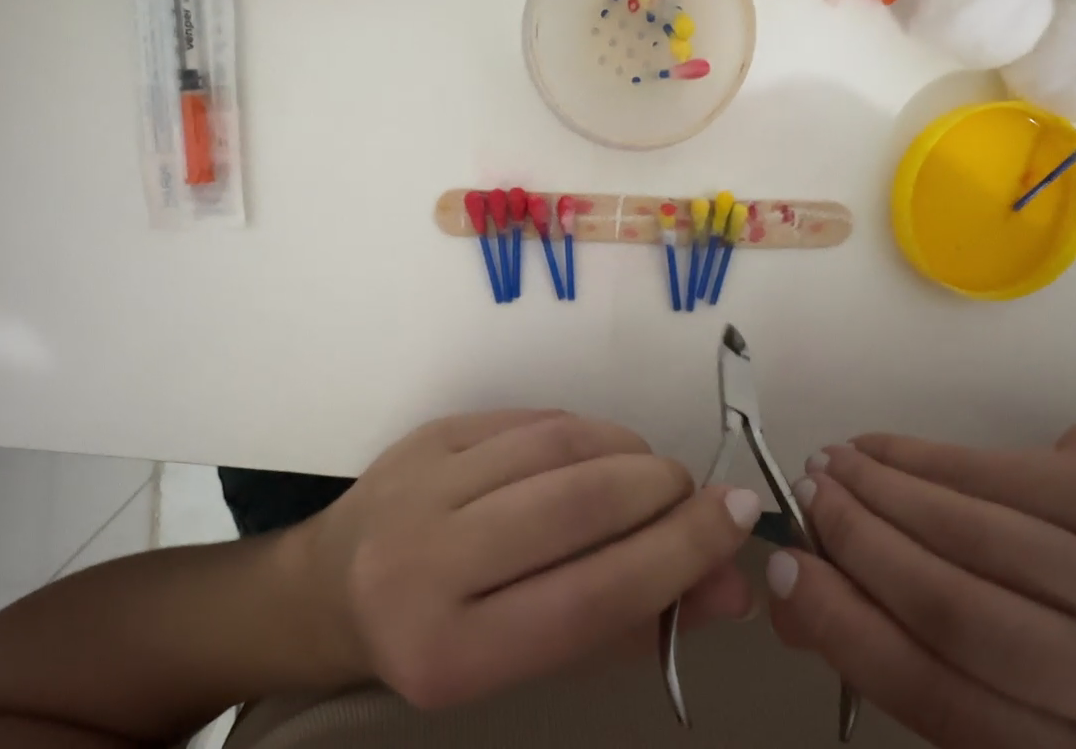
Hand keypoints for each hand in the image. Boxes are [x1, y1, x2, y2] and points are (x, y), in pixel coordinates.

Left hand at [284, 410, 760, 708]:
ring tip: (650, 473)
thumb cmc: (446, 639)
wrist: (337, 590)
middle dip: (661, 490)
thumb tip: (730, 582)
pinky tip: (599, 451)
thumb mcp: (535, 656)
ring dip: (628, 451)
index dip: (680, 552)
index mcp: (456, 650)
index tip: (738, 518)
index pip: (594, 594)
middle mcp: (427, 564)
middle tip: (693, 493)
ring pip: (557, 446)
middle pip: (578, 505)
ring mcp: (421, 487)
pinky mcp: (425, 435)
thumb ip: (634, 623)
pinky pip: (529, 418)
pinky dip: (585, 430)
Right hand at [768, 420, 1075, 748]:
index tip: (786, 573)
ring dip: (880, 494)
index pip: (950, 707)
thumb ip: (909, 644)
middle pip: (962, 617)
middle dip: (859, 549)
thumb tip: (792, 603)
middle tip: (806, 504)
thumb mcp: (1025, 668)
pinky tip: (878, 450)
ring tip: (829, 469)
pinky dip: (919, 458)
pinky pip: (1000, 475)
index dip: (850, 632)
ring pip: (976, 537)